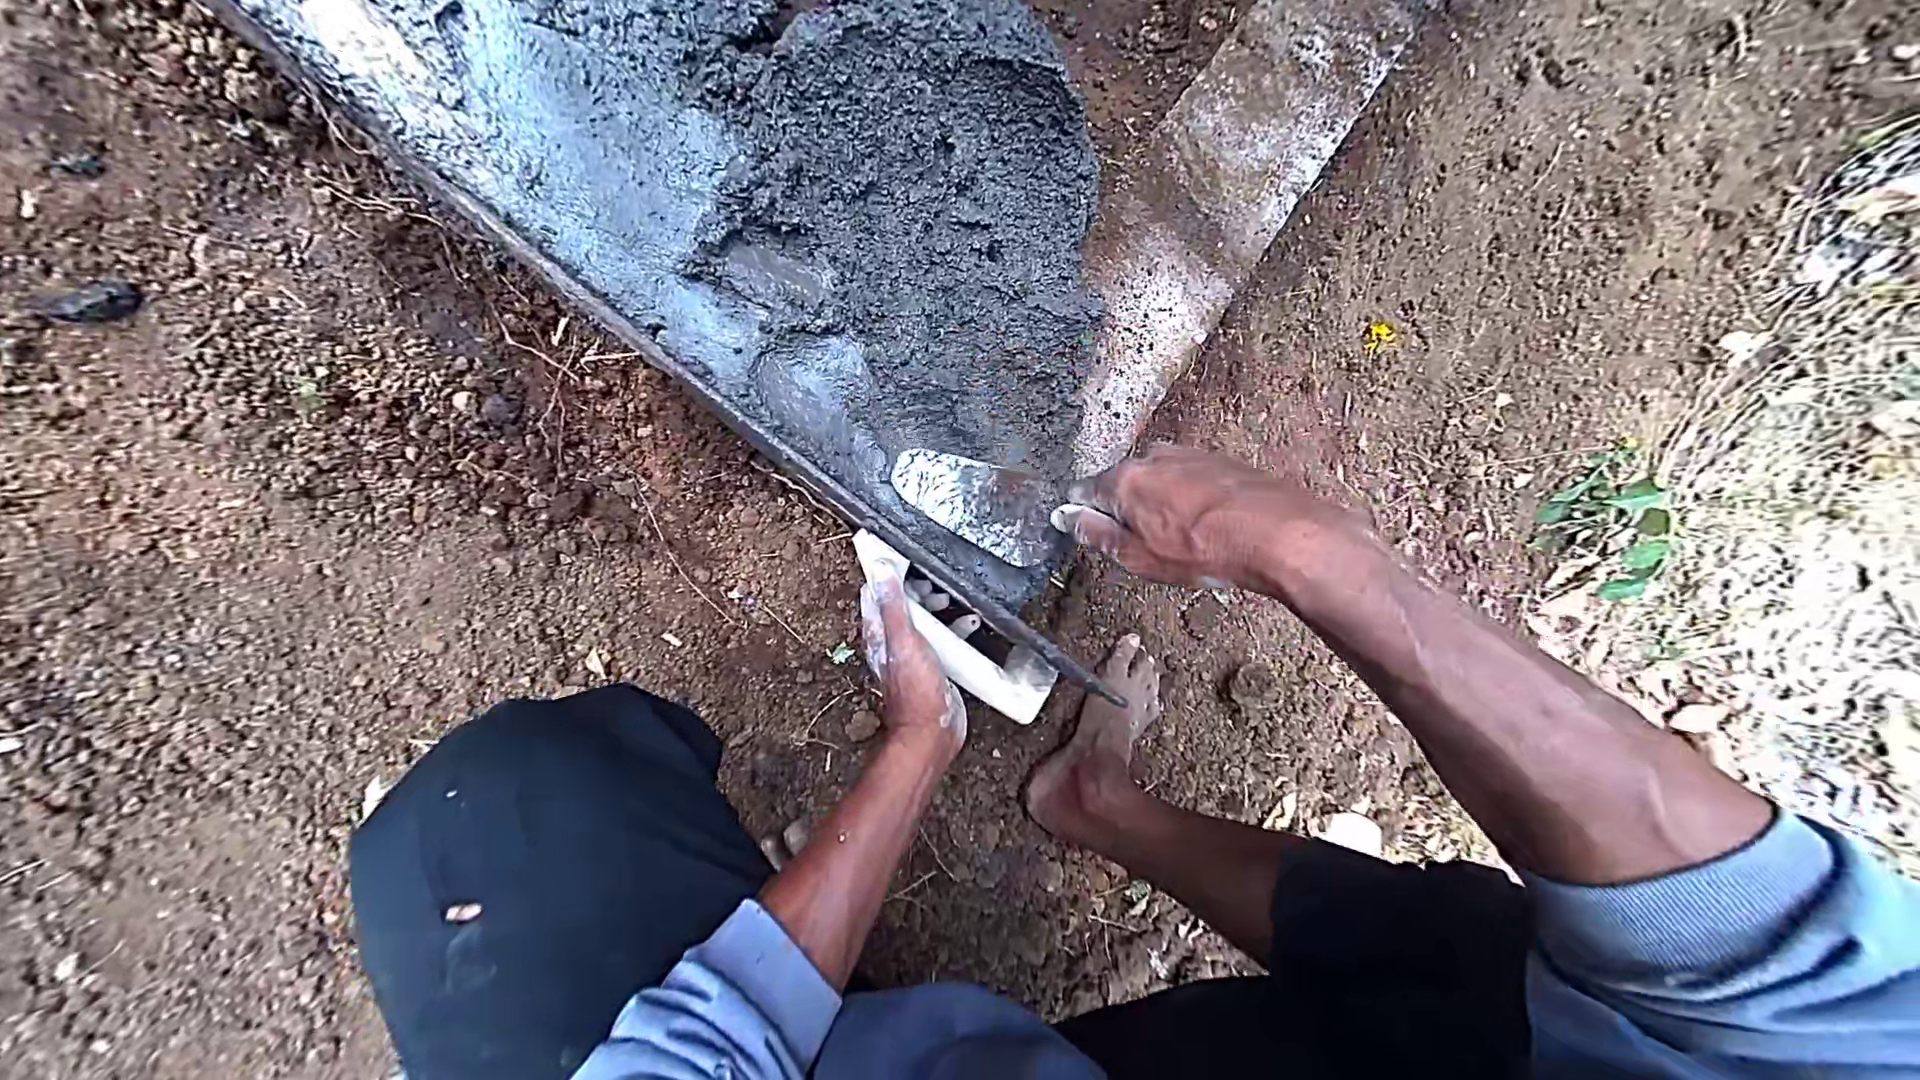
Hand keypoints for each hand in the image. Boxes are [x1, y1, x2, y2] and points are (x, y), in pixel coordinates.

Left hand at [860, 569, 966, 758]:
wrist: (932, 732)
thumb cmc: (915, 689)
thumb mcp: (904, 640)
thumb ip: (893, 605)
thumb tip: (879, 568)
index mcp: (879, 633)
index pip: (875, 593)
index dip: (885, 573)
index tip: (899, 555)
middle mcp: (893, 642)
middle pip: (902, 604)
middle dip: (917, 589)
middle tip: (934, 580)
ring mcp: (913, 654)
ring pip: (923, 620)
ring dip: (936, 607)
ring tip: (952, 598)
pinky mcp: (934, 666)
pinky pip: (943, 639)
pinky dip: (954, 628)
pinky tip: (971, 623)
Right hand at [1051, 444, 1371, 590]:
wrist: (1281, 534)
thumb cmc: (1209, 550)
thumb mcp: (1139, 557)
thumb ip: (1098, 534)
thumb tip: (1066, 517)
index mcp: (1124, 479)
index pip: (1082, 492)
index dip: (1084, 516)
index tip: (1095, 535)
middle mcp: (1152, 456)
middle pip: (1120, 484)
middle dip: (1124, 510)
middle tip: (1144, 546)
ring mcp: (1187, 454)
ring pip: (1155, 480)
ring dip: (1158, 505)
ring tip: (1180, 540)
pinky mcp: (1217, 459)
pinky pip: (1186, 479)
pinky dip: (1186, 500)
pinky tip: (1205, 527)